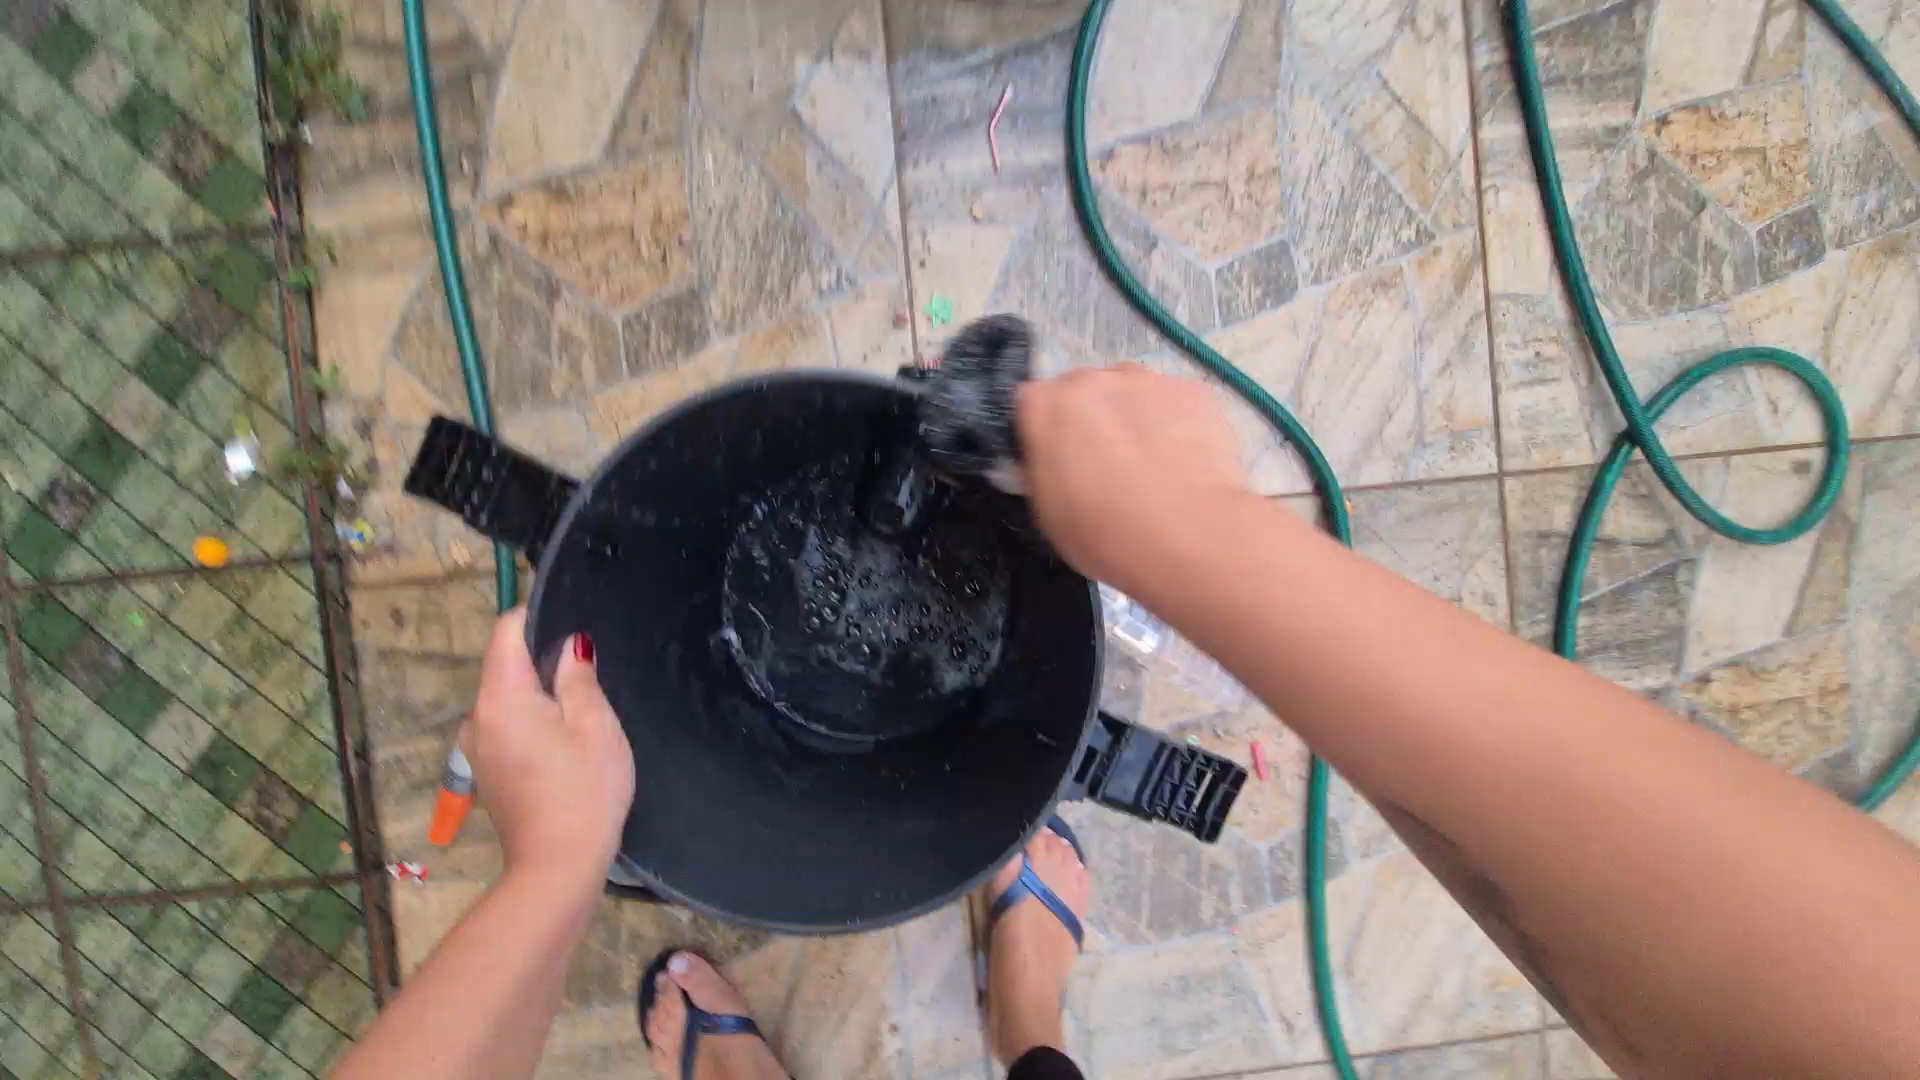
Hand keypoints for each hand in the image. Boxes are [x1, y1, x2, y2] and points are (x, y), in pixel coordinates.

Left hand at [463, 608, 634, 883]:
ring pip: (511, 696)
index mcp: (500, 698)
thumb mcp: (595, 723)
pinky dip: (536, 717)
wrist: (559, 865)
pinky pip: (510, 723)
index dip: (537, 615)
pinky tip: (569, 737)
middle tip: (594, 669)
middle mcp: (477, 717)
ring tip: (588, 706)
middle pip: (507, 665)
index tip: (575, 617)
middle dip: (547, 658)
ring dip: (544, 691)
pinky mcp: (489, 769)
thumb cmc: (584, 788)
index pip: (506, 633)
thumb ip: (578, 677)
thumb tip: (570, 645)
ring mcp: (479, 746)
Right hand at [1016, 366, 1248, 587]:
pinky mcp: (1193, 390)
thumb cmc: (1104, 532)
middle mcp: (1091, 379)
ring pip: (1130, 391)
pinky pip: (1173, 402)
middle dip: (1089, 419)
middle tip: (1105, 467)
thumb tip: (1042, 460)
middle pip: (1082, 391)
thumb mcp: (1047, 513)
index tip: (1057, 461)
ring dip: (1131, 417)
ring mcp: (1146, 380)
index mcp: (1044, 406)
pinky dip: (1174, 423)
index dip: (1044, 433)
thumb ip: (1038, 472)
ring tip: (1150, 465)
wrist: (1188, 535)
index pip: (1031, 403)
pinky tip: (1182, 462)